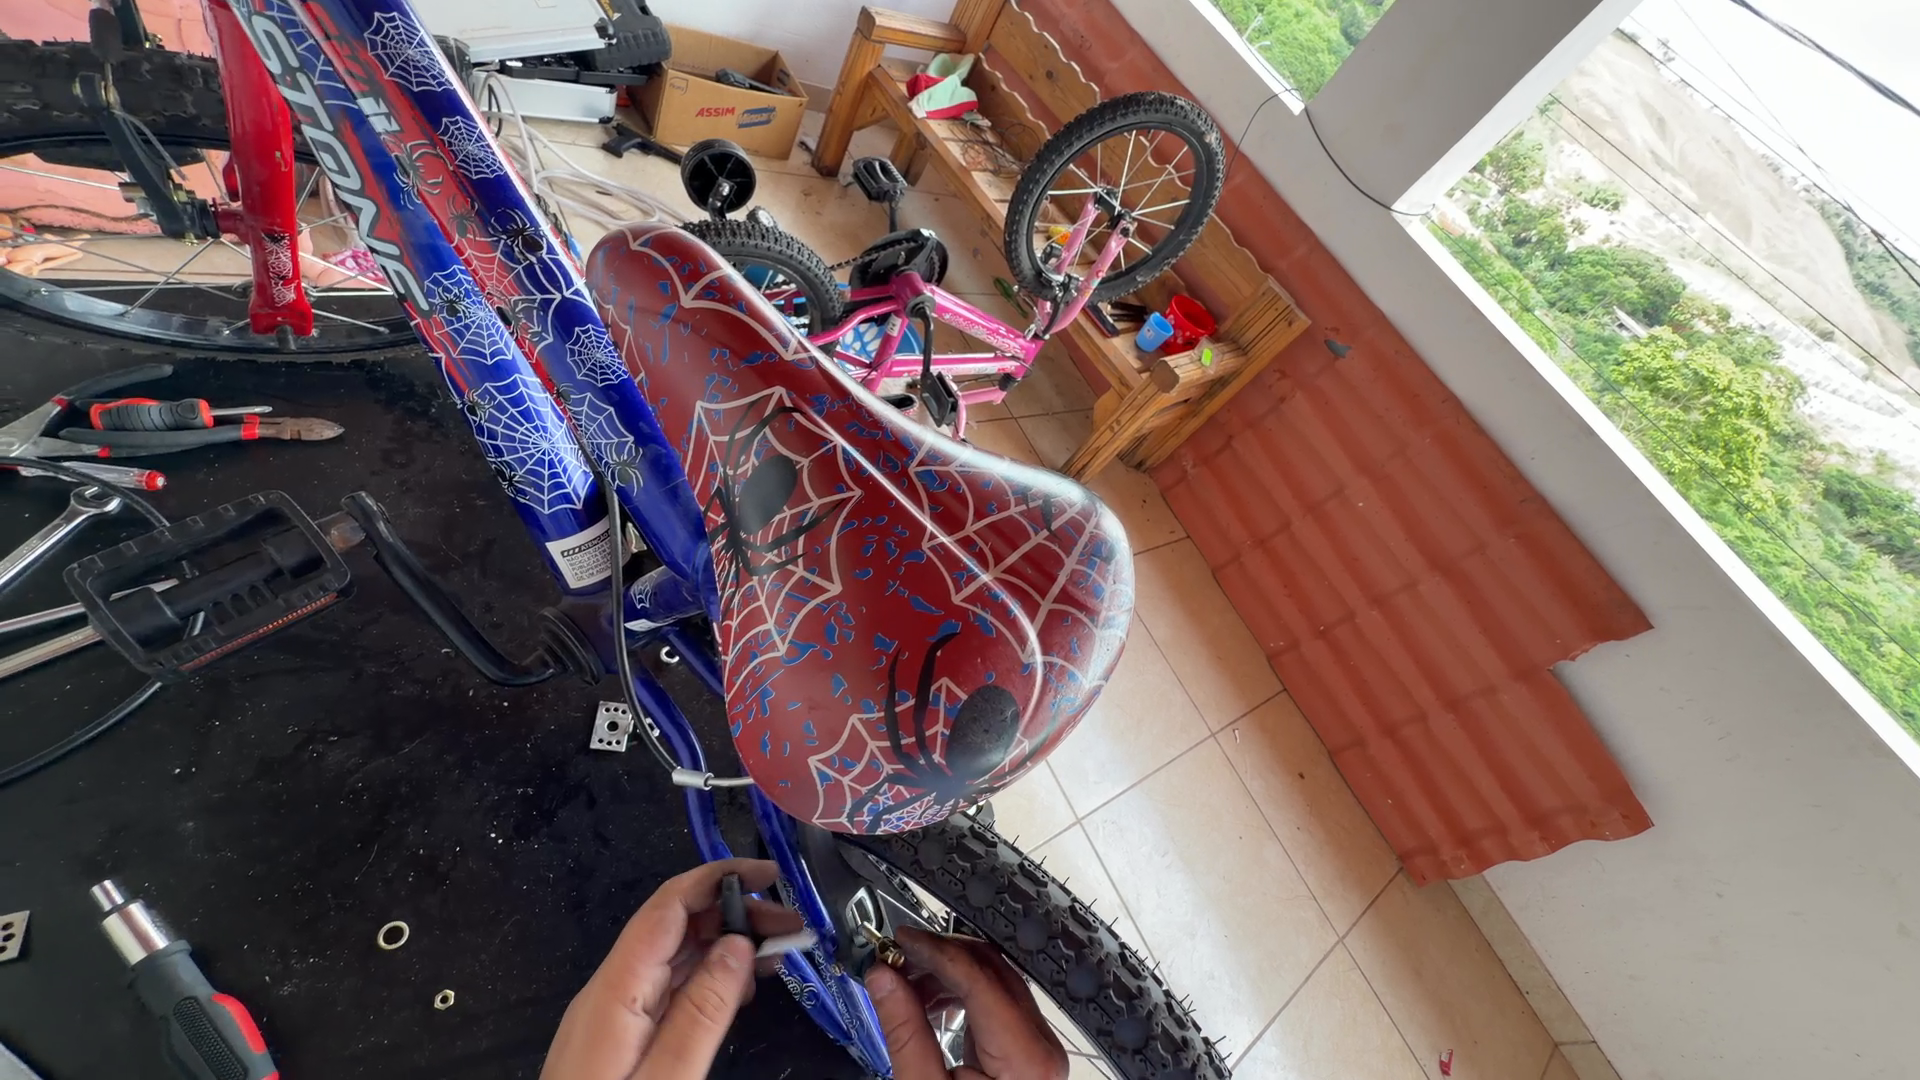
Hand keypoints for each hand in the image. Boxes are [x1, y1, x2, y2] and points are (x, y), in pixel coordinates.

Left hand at [541, 859, 803, 1079]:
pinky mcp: (625, 1037)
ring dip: (731, 942)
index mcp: (616, 989)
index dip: (720, 877)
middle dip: (737, 912)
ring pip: (679, 953)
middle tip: (793, 926)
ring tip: (781, 952)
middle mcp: (613, 989)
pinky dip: (714, 975)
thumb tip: (739, 942)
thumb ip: (702, 1012)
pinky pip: (674, 986)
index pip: (668, 903)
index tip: (774, 877)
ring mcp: (617, 1013)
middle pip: (678, 924)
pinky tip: (745, 987)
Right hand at [865, 927, 1069, 1079]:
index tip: (898, 940)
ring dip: (948, 973)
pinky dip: (960, 994)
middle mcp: (1042, 1045)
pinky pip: (996, 1003)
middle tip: (896, 958)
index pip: (978, 974)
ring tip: (906, 986)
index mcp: (1026, 1057)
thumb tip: (882, 975)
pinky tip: (929, 1005)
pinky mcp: (1027, 1053)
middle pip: (991, 968)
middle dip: (940, 956)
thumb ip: (905, 1030)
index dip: (934, 949)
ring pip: (994, 980)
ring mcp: (1038, 1048)